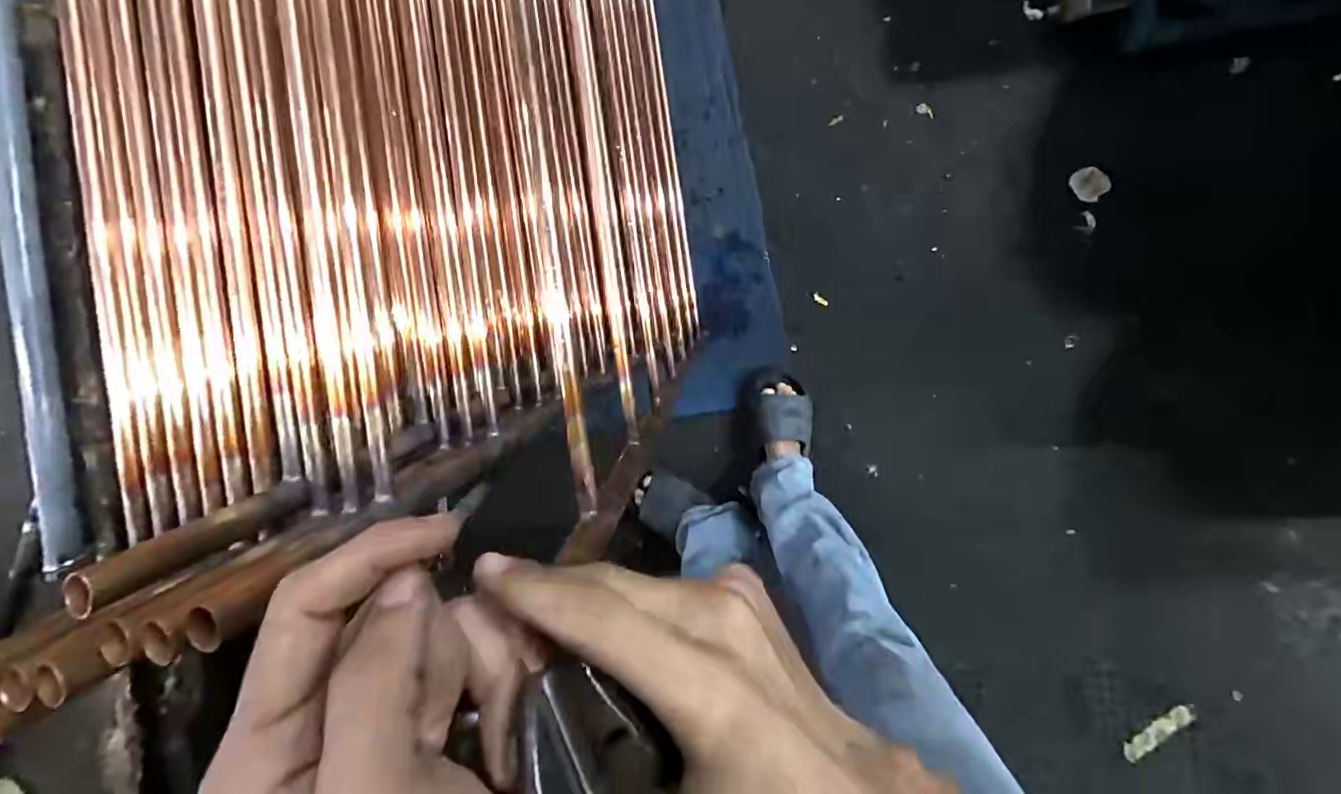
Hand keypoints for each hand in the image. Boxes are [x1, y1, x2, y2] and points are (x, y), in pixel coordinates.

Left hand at [202, 514, 481, 793]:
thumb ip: (374, 685)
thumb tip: (409, 580)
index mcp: (267, 740)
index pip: (304, 607)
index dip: (369, 553)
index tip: (445, 533)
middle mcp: (323, 713)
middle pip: (386, 616)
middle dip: (439, 644)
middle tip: (465, 715)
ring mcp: (382, 717)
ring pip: (440, 630)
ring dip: (482, 668)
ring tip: (495, 742)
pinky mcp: (430, 725)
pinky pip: (471, 660)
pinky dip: (500, 684)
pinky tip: (504, 739)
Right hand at [472, 555, 959, 793]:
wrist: (857, 791)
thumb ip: (603, 766)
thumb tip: (535, 740)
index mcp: (712, 685)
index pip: (604, 619)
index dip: (536, 592)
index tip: (484, 569)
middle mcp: (724, 618)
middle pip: (613, 585)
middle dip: (548, 584)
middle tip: (492, 594)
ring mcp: (738, 596)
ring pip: (635, 578)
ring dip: (580, 589)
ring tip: (532, 607)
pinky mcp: (744, 591)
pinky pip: (661, 585)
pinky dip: (619, 595)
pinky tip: (596, 614)